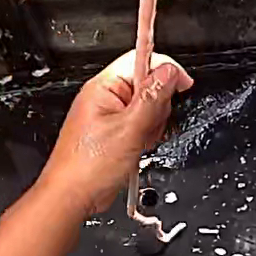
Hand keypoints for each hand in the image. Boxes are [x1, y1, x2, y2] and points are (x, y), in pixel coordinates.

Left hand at [37, 51, 194, 216]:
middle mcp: (105, 97)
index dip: (165, 69)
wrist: (72, 197)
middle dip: (158, 106)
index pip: (141, 59)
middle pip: (148, 84)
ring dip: (152, 125)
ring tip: (139, 141)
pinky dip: (145, 136)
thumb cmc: (87, 167)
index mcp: (104, 87)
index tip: (183, 85)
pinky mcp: (114, 132)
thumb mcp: (129, 129)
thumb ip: (152, 98)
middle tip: (147, 125)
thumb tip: (170, 72)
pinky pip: (140, 125)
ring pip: (147, 107)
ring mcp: (109, 115)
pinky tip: (138, 148)